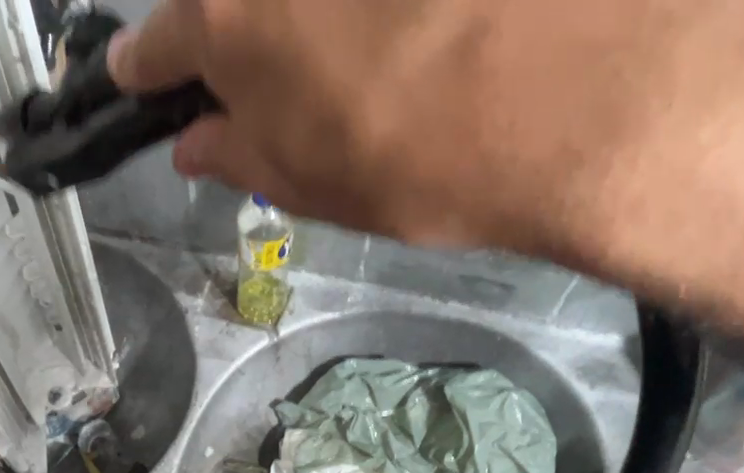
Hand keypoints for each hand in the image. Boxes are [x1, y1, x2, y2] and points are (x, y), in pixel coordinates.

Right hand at [104, 0, 738, 256]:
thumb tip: (194, 144)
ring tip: (368, 46)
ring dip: (316, 21)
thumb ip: (235, 155)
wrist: (601, 85)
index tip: (142, 83)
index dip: (144, 72)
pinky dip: (384, 13)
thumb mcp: (307, 184)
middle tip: (271, 74)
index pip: (154, 44)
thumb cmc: (421, 159)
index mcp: (226, 19)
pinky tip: (428, 26)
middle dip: (233, 26)